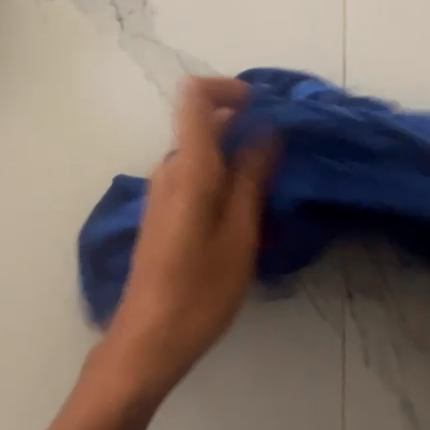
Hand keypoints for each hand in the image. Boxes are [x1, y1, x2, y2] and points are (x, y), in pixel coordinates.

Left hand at [98, 77, 274, 399]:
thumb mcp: (239, 235)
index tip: (261, 107)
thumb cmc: (200, 291)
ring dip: (235, 159)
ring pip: (202, 154)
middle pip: (202, 125)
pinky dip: (222, 180)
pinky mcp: (161, 213)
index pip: (194, 96)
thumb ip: (251, 178)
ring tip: (270, 194)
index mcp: (188, 168)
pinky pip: (195, 176)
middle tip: (282, 159)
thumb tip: (265, 131)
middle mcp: (168, 170)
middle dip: (243, 129)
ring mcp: (161, 192)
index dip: (227, 88)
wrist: (147, 341)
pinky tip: (244, 217)